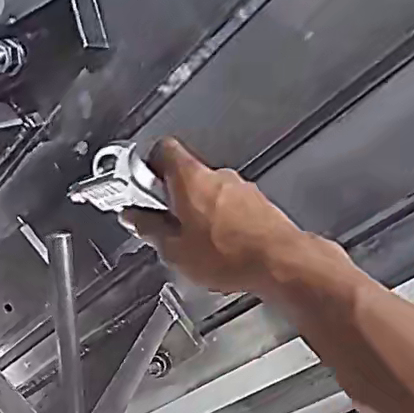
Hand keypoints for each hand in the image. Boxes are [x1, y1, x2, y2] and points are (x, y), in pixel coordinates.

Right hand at [125, 138, 335, 295]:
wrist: (278, 262)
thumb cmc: (230, 254)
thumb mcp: (175, 250)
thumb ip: (149, 229)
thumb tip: (134, 218)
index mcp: (189, 178)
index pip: (161, 151)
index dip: (146, 167)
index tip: (138, 190)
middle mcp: (216, 175)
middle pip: (184, 176)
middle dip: (171, 200)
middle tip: (163, 227)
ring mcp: (240, 189)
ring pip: (208, 194)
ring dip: (197, 214)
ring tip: (194, 246)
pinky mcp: (256, 205)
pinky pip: (229, 209)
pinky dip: (219, 224)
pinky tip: (218, 250)